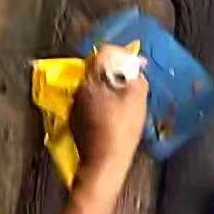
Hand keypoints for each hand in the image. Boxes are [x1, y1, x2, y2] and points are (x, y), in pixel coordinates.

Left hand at [69, 47, 147, 200]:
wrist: (104, 161)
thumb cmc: (123, 127)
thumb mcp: (138, 98)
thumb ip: (137, 78)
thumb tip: (135, 70)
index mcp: (93, 79)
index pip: (104, 52)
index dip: (122, 53)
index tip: (135, 63)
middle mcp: (80, 88)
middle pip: (97, 68)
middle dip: (115, 70)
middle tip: (132, 79)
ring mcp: (75, 104)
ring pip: (93, 85)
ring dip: (108, 86)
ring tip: (124, 97)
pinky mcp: (75, 119)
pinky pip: (89, 100)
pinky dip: (101, 101)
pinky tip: (113, 113)